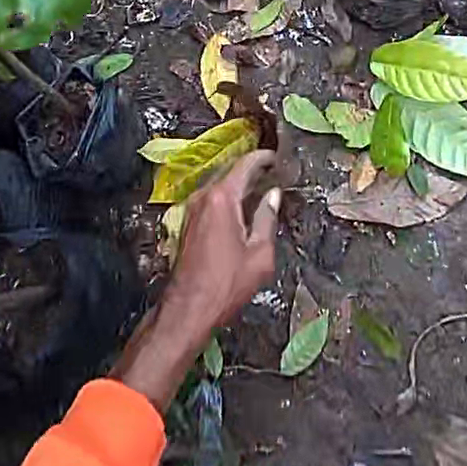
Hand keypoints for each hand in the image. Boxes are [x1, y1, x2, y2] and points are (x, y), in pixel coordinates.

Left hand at [161, 149, 279, 333]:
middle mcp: (203, 197)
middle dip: (252, 168)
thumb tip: (273, 195)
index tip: (278, 157)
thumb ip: (267, 218)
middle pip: (230, 170)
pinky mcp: (188, 221)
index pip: (245, 164)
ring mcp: (192, 208)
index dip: (263, 157)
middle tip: (274, 170)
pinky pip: (212, 198)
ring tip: (263, 186)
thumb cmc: (226, 284)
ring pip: (220, 184)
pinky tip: (243, 206)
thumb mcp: (259, 254)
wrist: (188, 308)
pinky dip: (229, 195)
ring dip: (240, 182)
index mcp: (222, 198)